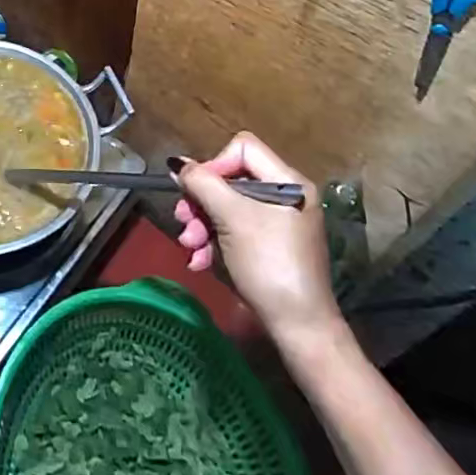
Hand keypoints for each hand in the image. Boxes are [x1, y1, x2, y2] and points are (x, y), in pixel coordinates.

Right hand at [169, 131, 341, 343]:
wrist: (298, 326)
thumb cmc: (268, 262)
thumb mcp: (231, 216)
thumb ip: (201, 183)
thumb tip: (177, 164)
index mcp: (287, 182)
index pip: (241, 148)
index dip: (214, 165)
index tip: (199, 192)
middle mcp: (284, 196)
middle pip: (228, 179)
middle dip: (200, 201)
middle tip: (183, 221)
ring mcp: (275, 222)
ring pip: (224, 206)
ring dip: (200, 224)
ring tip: (190, 247)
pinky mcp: (266, 245)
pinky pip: (231, 229)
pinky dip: (212, 241)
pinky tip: (200, 260)